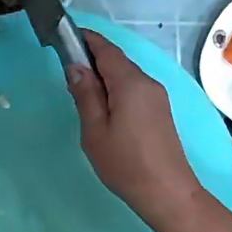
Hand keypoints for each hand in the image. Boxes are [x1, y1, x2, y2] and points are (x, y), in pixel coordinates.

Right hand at [65, 31, 208, 230]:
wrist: (167, 193)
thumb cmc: (125, 163)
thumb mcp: (95, 130)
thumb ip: (85, 94)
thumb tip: (76, 66)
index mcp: (130, 82)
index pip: (106, 49)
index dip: (86, 40)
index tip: (65, 38)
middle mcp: (147, 82)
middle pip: (117, 61)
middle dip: (93, 60)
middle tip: (68, 75)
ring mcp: (157, 97)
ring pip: (126, 76)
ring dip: (104, 77)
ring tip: (82, 96)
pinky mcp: (160, 111)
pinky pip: (135, 90)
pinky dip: (116, 90)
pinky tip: (104, 109)